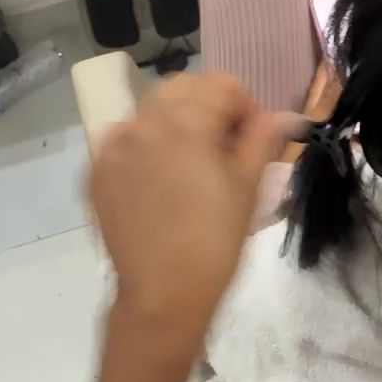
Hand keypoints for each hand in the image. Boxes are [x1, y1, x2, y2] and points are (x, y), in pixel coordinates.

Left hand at [89, 74, 292, 355]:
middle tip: (226, 150)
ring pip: (151, 111)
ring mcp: (113, 145)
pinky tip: (160, 183)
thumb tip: (285, 115)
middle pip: (184, 88)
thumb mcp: (248, 189)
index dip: (247, 108)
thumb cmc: (215, 244)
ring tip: (192, 167)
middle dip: (209, 108)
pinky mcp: (96, 170)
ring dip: (177, 124)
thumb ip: (264, 140)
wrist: (163, 295)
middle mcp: (143, 121)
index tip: (255, 141)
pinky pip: (125, 140)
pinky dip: (146, 147)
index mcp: (187, 121)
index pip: (223, 85)